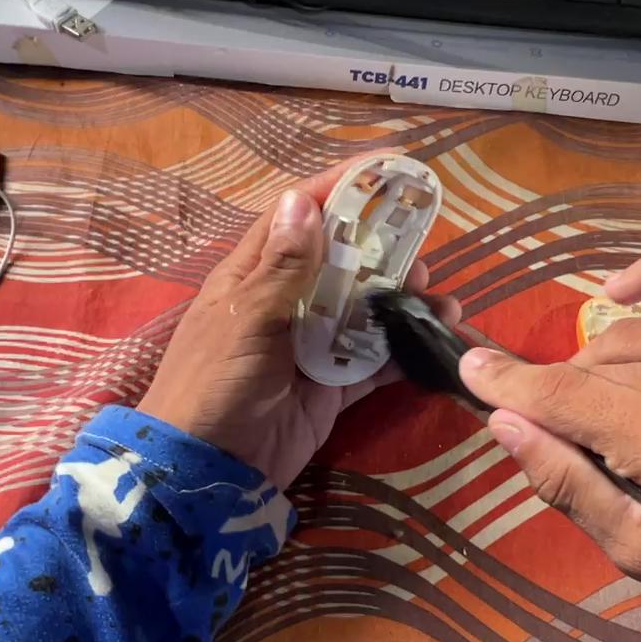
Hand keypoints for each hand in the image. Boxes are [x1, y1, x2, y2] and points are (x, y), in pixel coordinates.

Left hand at [137, 160, 459, 489]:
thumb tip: (303, 201)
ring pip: (362, 311)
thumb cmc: (213, 386)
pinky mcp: (329, 387)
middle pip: (340, 262)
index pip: (298, 217)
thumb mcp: (245, 321)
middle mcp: (285, 304)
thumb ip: (281, 268)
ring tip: (435, 297)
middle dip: (381, 249)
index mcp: (254, 276)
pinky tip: (431, 341)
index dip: (340, 189)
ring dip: (399, 301)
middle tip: (420, 244)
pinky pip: (370, 361)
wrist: (205, 472)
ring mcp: (309, 346)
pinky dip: (400, 352)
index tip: (388, 169)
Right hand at [458, 241, 640, 634]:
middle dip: (561, 392)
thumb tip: (508, 424)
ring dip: (601, 362)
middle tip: (567, 431)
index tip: (472, 374)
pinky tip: (621, 291)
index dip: (509, 384)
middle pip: (596, 363)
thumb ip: (574, 489)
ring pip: (638, 333)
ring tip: (606, 400)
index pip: (565, 396)